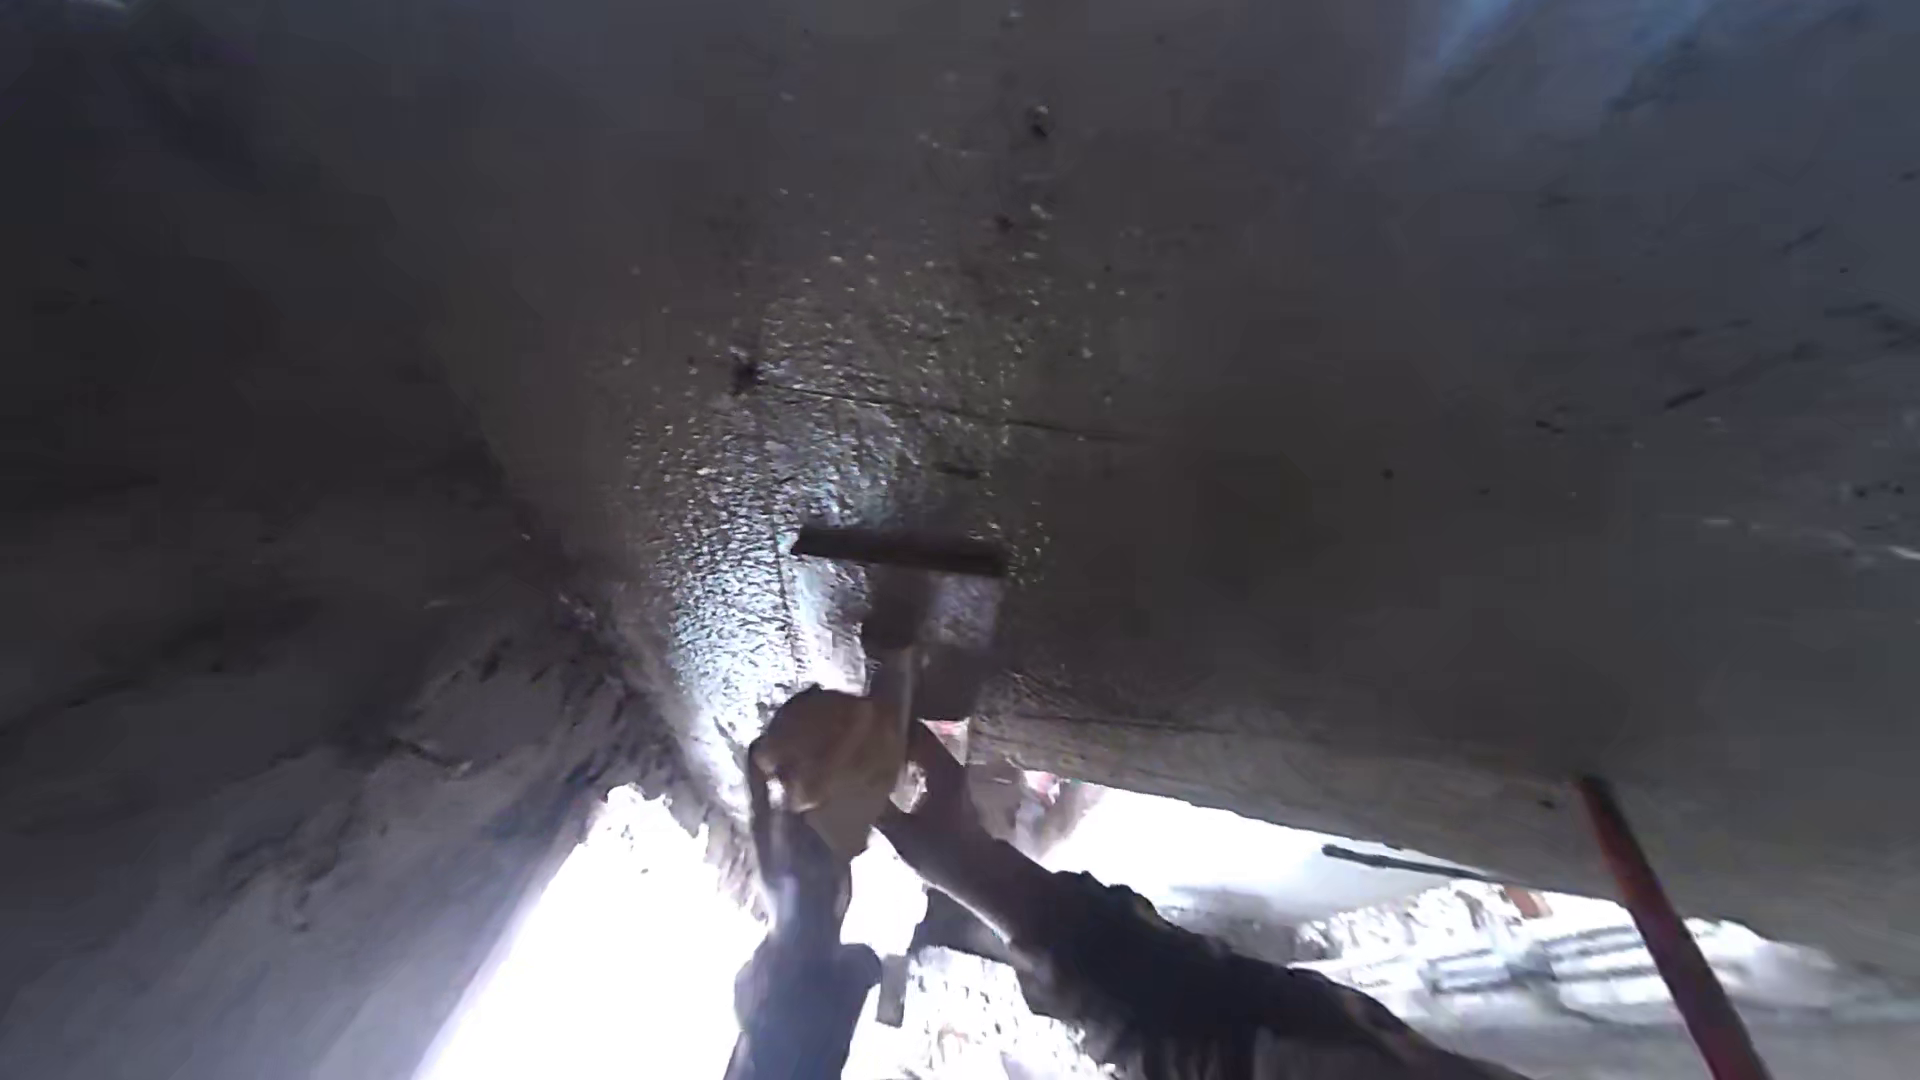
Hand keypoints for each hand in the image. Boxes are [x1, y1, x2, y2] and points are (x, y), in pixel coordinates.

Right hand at [876, 721, 992, 893]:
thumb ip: (878, 810)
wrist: (977, 872)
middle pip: (918, 739)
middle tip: (863, 740)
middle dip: (893, 738)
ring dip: (899, 751)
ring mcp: (950, 774)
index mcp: (941, 767)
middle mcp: (948, 764)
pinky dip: (907, 764)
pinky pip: (925, 763)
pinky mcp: (948, 786)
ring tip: (869, 755)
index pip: (916, 731)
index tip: (867, 726)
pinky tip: (887, 774)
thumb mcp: (903, 834)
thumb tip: (850, 790)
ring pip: (921, 751)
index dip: (893, 726)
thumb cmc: (943, 852)